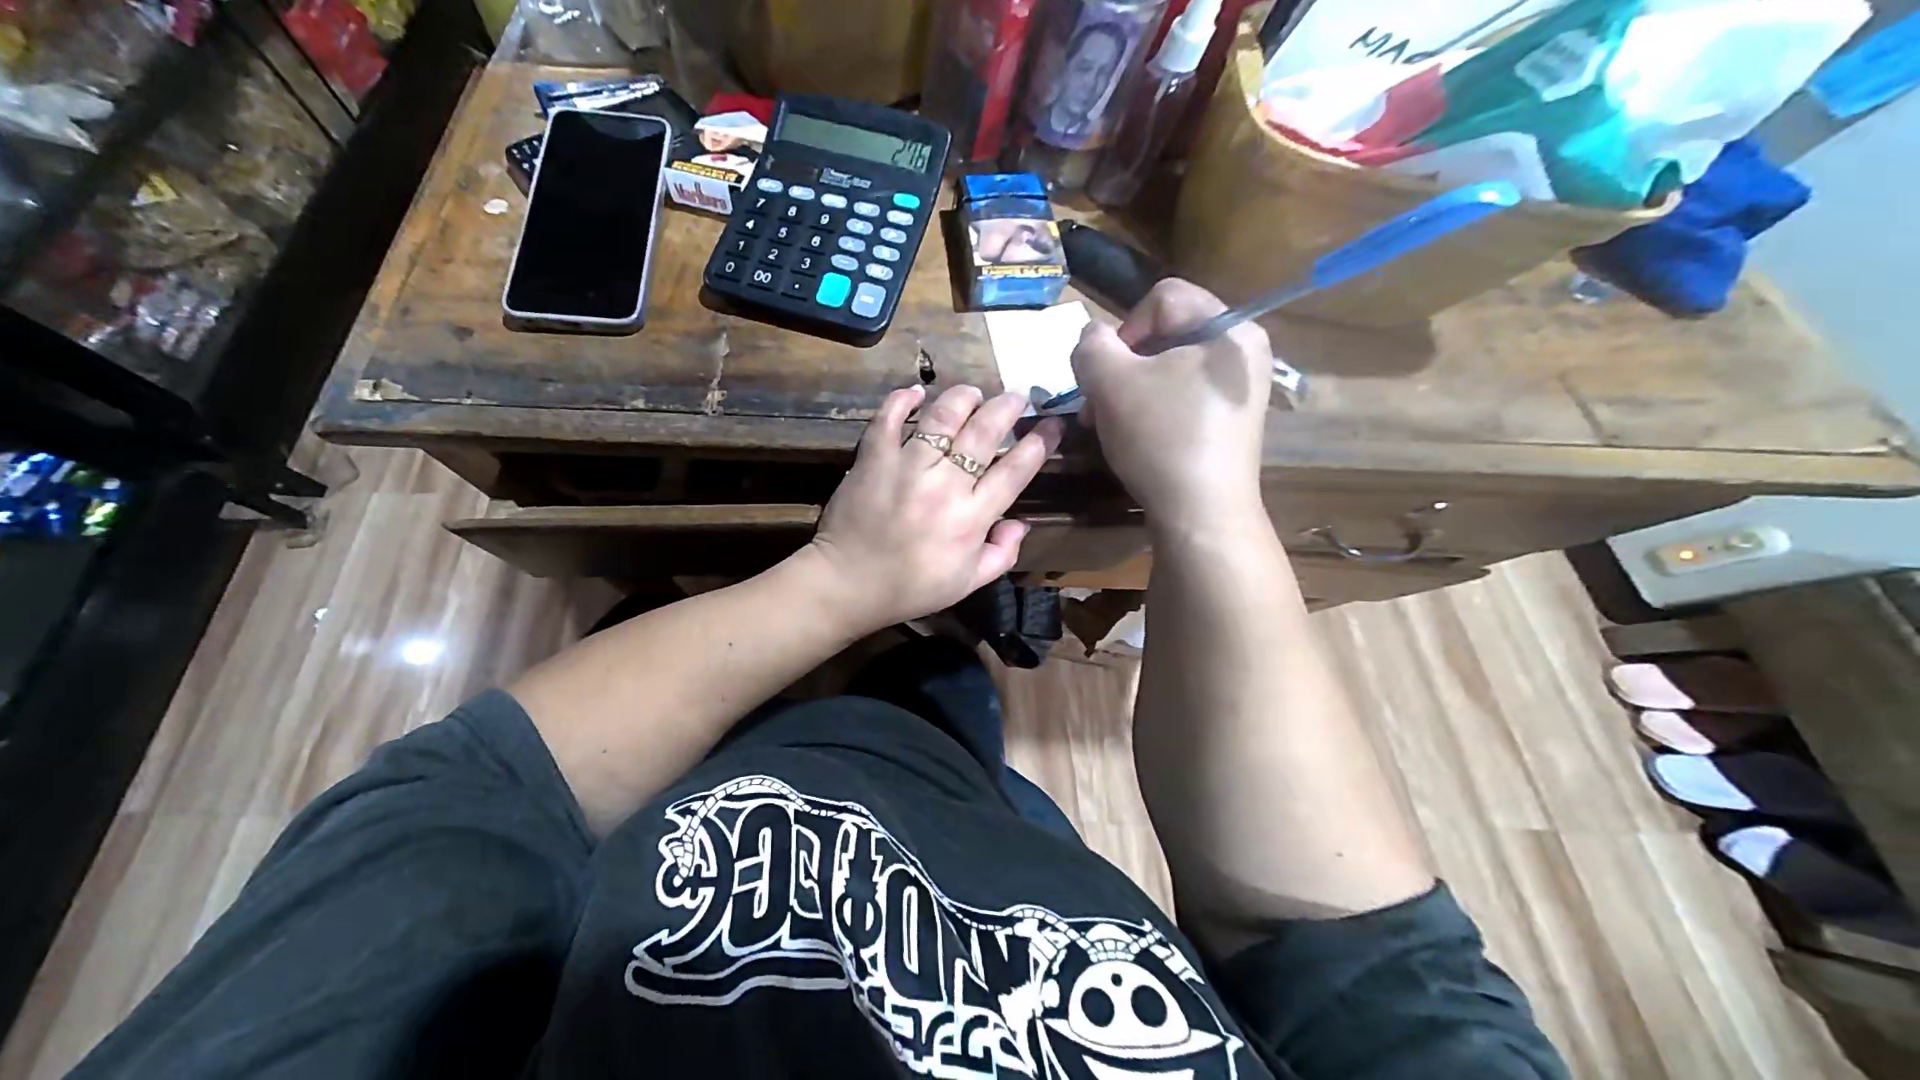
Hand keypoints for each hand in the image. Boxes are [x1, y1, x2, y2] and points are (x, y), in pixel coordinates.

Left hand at [808, 384, 1063, 634]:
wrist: (848, 584)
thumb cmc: (911, 588)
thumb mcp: (967, 583)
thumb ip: (1002, 554)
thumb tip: (1021, 523)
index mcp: (971, 519)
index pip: (1014, 472)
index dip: (1038, 445)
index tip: (1050, 426)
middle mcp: (944, 486)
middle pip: (983, 433)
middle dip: (1006, 408)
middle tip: (1017, 396)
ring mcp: (906, 467)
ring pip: (942, 417)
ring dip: (963, 398)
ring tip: (974, 392)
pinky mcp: (873, 458)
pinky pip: (889, 419)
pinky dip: (903, 400)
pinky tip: (917, 391)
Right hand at [1070, 279, 1272, 526]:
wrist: (1202, 515)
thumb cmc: (1161, 439)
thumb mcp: (1110, 383)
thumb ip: (1091, 345)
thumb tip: (1094, 337)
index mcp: (1229, 328)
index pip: (1163, 297)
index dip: (1122, 329)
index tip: (1105, 374)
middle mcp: (1243, 351)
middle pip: (1166, 333)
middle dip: (1122, 365)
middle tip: (1097, 403)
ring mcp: (1240, 389)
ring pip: (1170, 368)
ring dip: (1129, 389)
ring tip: (1107, 423)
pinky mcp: (1231, 420)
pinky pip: (1184, 395)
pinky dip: (1153, 407)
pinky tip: (1135, 436)